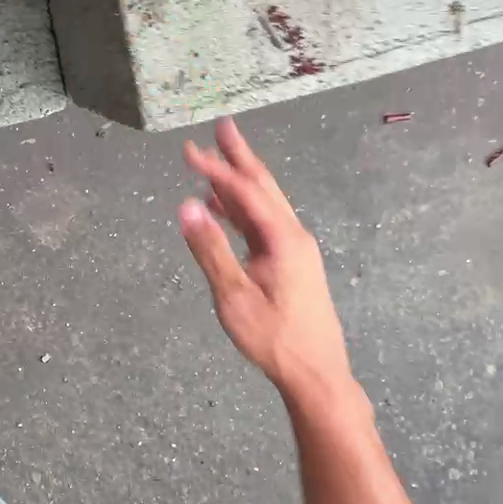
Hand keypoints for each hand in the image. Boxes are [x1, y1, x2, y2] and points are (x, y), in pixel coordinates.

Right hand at [178, 117, 354, 404]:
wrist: (316, 376)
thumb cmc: (274, 338)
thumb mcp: (235, 296)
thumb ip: (210, 249)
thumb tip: (186, 205)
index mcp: (283, 239)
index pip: (245, 192)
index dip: (216, 169)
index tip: (189, 150)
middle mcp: (292, 236)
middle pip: (263, 187)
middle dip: (240, 157)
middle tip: (223, 127)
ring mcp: (293, 249)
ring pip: (263, 203)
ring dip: (238, 180)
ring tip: (216, 158)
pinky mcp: (289, 262)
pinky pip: (261, 223)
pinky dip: (238, 207)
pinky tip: (219, 207)